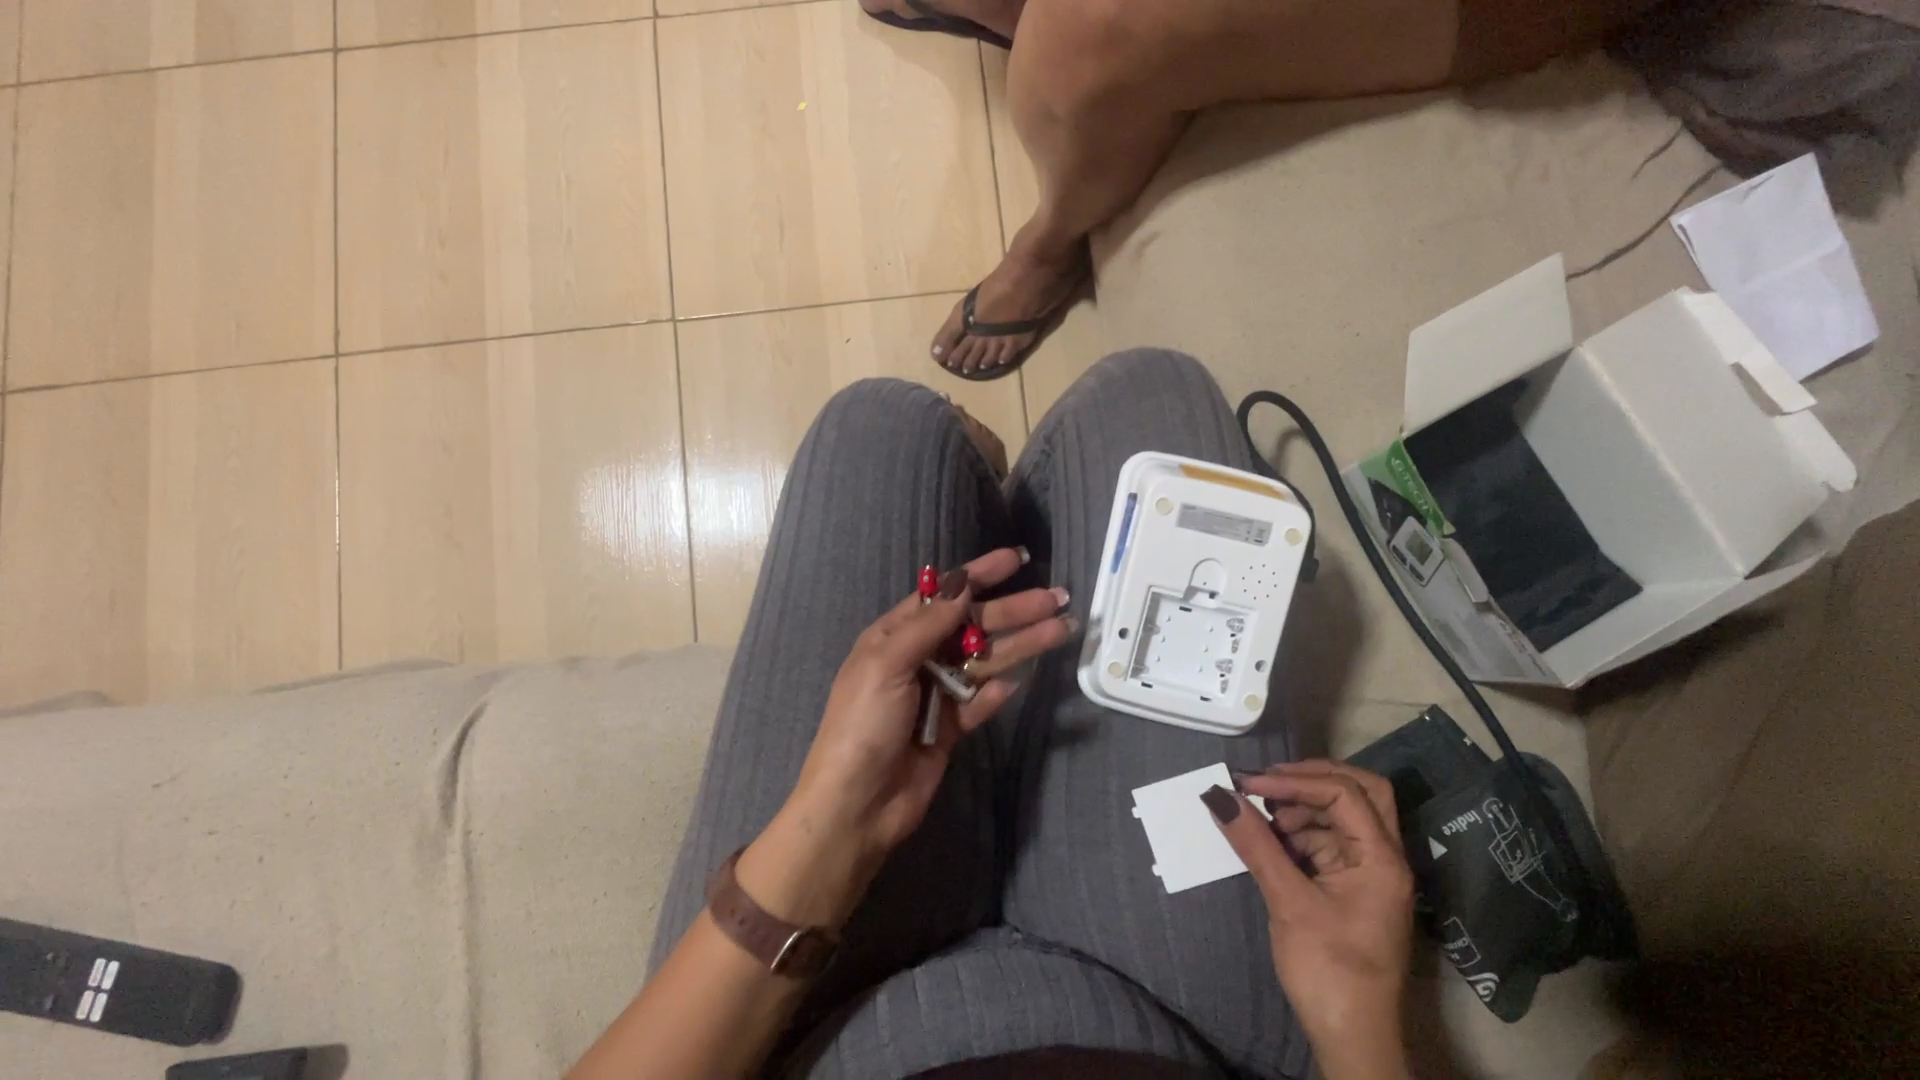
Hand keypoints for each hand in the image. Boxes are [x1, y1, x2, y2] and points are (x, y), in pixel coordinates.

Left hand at [738, 547, 1071, 926]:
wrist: (857, 804)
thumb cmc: (863, 724)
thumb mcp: (887, 664)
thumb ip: (928, 624)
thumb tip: (960, 582)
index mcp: (894, 636)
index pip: (943, 595)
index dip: (980, 575)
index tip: (1018, 559)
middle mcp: (917, 659)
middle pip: (973, 626)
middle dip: (1014, 610)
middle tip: (1058, 598)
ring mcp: (935, 694)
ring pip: (985, 661)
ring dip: (1020, 645)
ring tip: (1061, 630)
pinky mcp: (950, 728)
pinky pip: (980, 702)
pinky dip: (998, 692)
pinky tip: (1019, 681)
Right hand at [1205, 761, 1415, 1079]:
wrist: (1351, 1038)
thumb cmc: (1328, 970)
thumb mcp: (1288, 903)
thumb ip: (1255, 844)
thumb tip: (1218, 795)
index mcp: (1382, 859)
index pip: (1345, 794)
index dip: (1295, 782)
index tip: (1249, 785)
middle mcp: (1385, 857)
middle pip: (1360, 792)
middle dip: (1311, 780)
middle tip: (1265, 782)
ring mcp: (1371, 872)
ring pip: (1344, 815)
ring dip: (1303, 806)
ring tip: (1262, 815)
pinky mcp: (1353, 887)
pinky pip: (1330, 841)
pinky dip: (1301, 831)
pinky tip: (1271, 839)